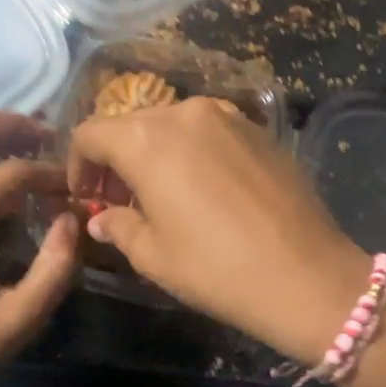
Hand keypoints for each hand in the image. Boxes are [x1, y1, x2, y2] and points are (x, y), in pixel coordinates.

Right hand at [67, 99, 367, 361]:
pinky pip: (209, 129)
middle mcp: (184, 112)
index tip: (85, 197)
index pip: (91, 134)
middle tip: (119, 200)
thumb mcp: (154, 256)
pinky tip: (205, 187)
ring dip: (155, 151)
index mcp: (147, 139)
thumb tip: (102, 218)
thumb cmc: (217, 269)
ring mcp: (227, 115)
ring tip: (162, 194)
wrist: (306, 274)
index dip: (78, 165)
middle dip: (116, 158)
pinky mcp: (258, 128)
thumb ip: (119, 226)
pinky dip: (192, 149)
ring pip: (172, 123)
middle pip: (131, 124)